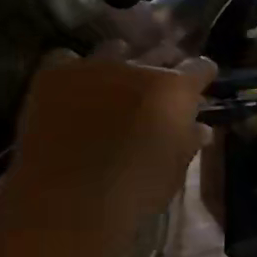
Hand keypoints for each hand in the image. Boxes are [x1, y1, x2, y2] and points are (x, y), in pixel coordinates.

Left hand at [0, 44, 216, 256]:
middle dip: (164, 65)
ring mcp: (93, 66)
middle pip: (159, 51)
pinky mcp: (54, 75)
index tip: (200, 87)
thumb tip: (199, 127)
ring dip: (120, 62)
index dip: (202, 76)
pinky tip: (73, 88)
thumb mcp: (173, 172)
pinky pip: (66, 58)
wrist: (65, 207)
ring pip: (114, 49)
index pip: (200, 67)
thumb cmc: (132, 195)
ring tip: (114, 83)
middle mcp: (138, 66)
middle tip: (158, 88)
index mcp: (174, 89)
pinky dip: (73, 70)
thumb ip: (188, 141)